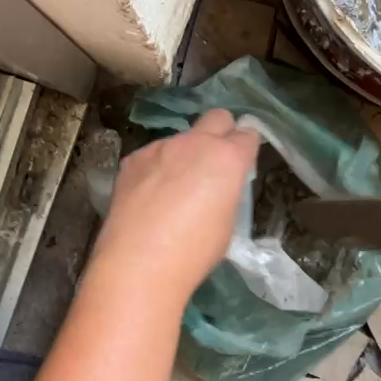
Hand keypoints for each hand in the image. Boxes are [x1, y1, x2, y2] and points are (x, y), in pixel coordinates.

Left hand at [91, 109, 260, 302]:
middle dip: (221, 132)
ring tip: (171, 191)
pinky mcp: (133, 158)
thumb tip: (217, 183)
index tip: (241, 162)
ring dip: (183, 155)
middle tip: (213, 162)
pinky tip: (147, 197)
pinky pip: (152, 155)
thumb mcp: (227, 221)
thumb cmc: (195, 251)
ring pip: (180, 140)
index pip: (247, 135)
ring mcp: (160, 147)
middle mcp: (195, 143)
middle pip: (217, 117)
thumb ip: (226, 190)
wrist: (139, 263)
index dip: (245, 148)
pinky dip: (155, 169)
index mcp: (227, 158)